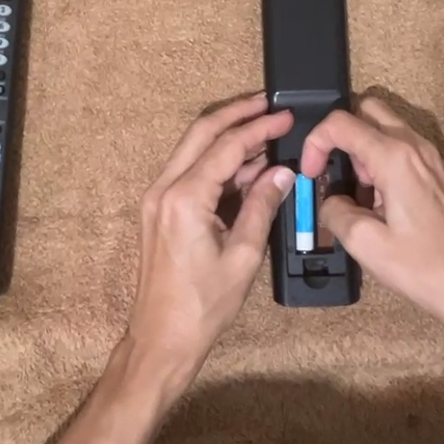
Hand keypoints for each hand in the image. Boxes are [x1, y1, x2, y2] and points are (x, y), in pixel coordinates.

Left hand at [127, 94, 294, 371]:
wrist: (161, 339)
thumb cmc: (202, 306)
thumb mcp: (243, 256)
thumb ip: (261, 207)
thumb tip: (281, 173)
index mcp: (184, 199)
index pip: (226, 146)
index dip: (259, 128)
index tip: (286, 117)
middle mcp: (164, 190)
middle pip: (201, 132)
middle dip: (237, 114)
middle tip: (269, 104)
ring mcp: (157, 199)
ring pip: (193, 149)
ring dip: (227, 137)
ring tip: (265, 133)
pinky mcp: (159, 211)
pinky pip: (189, 172)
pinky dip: (216, 162)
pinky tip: (246, 166)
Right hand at [298, 97, 443, 336]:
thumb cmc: (425, 267)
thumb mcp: (365, 244)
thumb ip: (335, 212)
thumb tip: (330, 202)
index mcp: (395, 158)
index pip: (341, 123)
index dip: (315, 143)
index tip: (311, 175)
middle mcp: (415, 148)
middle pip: (367, 111)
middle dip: (341, 136)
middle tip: (335, 174)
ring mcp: (431, 159)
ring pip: (385, 129)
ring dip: (362, 152)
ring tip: (359, 198)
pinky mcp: (438, 174)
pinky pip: (401, 150)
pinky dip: (381, 164)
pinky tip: (380, 205)